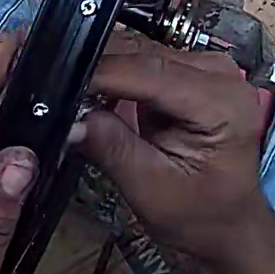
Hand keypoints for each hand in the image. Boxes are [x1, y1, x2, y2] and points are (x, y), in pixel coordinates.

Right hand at [73, 31, 271, 262]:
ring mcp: (201, 66)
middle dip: (90, 67)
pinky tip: (83, 88)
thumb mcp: (150, 189)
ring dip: (93, 66)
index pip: (147, 70)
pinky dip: (105, 70)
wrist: (227, 225)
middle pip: (137, 52)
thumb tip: (68, 118)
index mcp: (221, 101)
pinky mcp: (183, 68)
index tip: (55, 86)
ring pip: (130, 48)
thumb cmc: (198, 214)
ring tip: (60, 88)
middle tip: (48, 87)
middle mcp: (216, 73)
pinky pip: (133, 56)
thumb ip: (111, 147)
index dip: (98, 74)